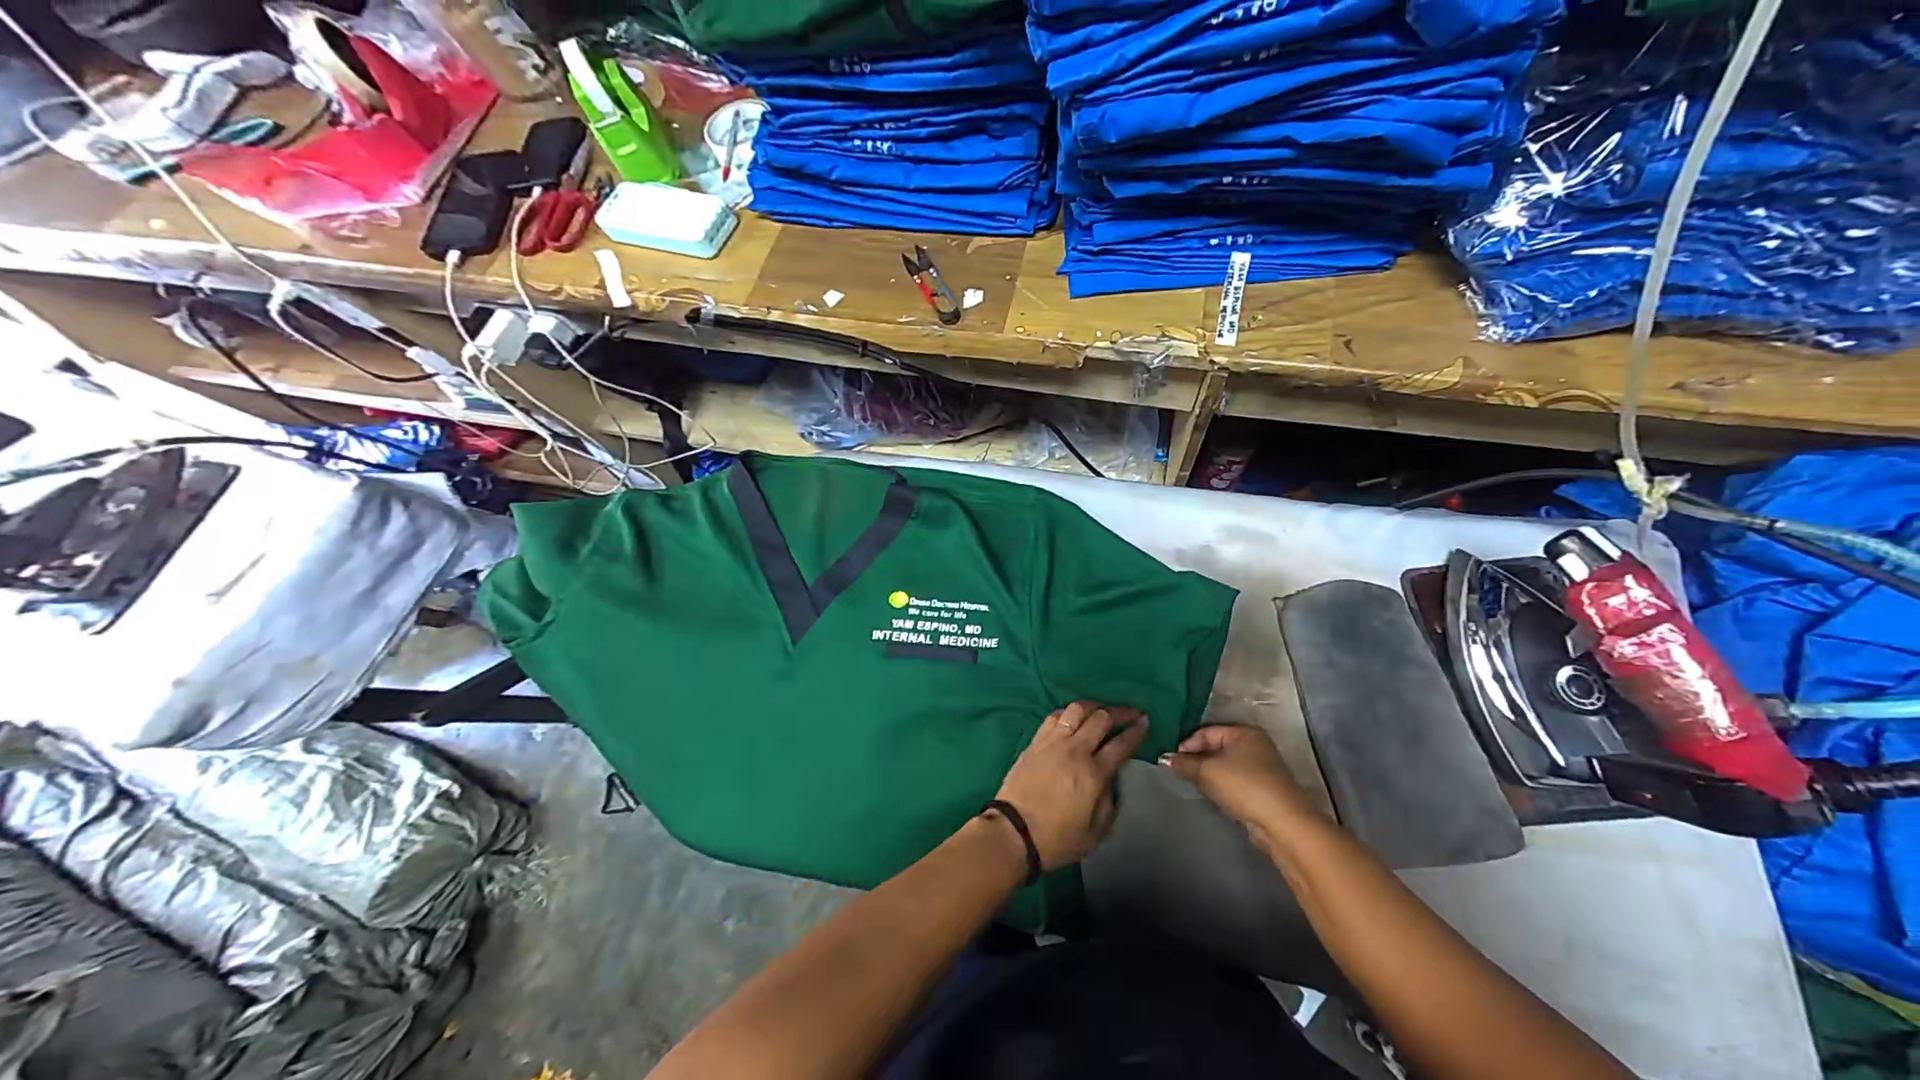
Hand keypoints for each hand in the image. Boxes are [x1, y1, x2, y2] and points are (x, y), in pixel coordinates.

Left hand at [990, 702, 1147, 870]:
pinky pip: (1055, 717)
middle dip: (1121, 712)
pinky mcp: (1035, 742)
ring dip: (1094, 707)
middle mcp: (1075, 750)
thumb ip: (1109, 802)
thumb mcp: (1095, 832)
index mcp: (1093, 773)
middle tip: (1130, 713)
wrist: (1014, 833)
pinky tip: (1073, 719)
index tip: (1145, 722)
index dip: (1137, 731)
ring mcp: (1052, 742)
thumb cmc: (1057, 839)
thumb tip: (1111, 779)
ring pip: (1076, 710)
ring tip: (1102, 711)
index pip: (1121, 744)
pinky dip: (1069, 714)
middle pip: (1101, 718)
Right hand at [1161, 725, 1320, 854]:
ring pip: (1225, 764)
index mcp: (1243, 732)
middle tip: (1179, 772)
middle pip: (1216, 746)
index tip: (1172, 761)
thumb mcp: (1207, 771)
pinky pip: (1234, 779)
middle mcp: (1254, 744)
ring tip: (1193, 783)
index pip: (1206, 731)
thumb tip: (1163, 758)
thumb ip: (1183, 763)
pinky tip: (1212, 794)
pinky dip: (1221, 784)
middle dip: (1196, 759)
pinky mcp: (1263, 787)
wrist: (1281, 821)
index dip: (1187, 744)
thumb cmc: (1243, 786)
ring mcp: (1261, 766)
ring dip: (1208, 773)